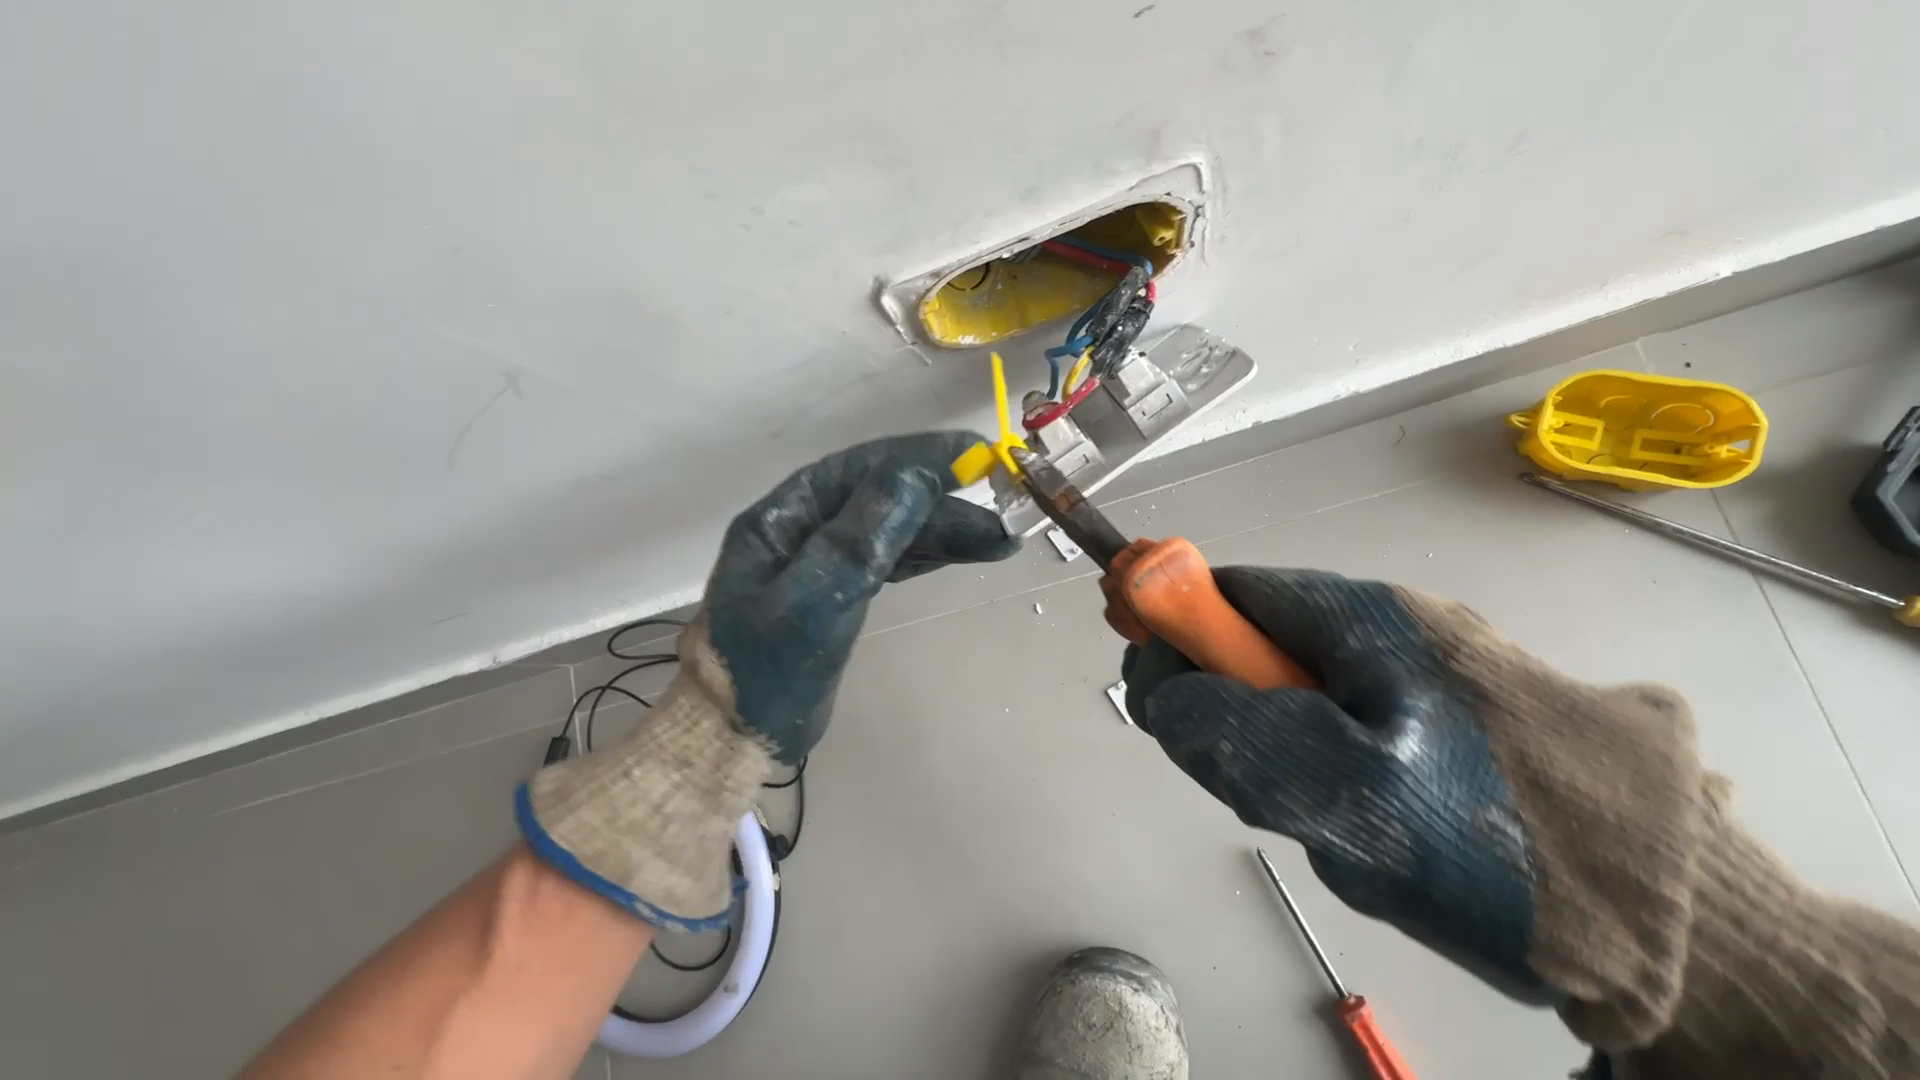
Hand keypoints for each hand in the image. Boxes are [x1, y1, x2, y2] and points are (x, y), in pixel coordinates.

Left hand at [518, 432, 1018, 929]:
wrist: (738, 733)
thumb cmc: (767, 670)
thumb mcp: (812, 602)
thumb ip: (860, 538)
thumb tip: (916, 476)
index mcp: (784, 516)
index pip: (860, 469)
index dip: (919, 458)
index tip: (975, 455)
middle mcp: (803, 526)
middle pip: (884, 497)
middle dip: (944, 501)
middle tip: (1006, 509)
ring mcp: (822, 558)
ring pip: (894, 528)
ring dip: (946, 530)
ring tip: (1002, 540)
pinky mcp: (840, 589)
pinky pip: (892, 557)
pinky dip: (929, 554)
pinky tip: (965, 552)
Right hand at [1124, 568, 1702, 1014]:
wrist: (1694, 929)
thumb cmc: (1503, 843)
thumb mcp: (1346, 791)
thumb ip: (1234, 734)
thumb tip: (1159, 691)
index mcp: (1373, 619)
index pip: (1234, 591)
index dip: (1177, 623)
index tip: (1155, 683)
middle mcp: (1405, 632)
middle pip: (1266, 652)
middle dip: (1246, 722)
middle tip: (1275, 794)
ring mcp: (1436, 681)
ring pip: (1309, 709)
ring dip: (1298, 768)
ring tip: (1350, 832)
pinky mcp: (1461, 731)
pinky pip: (1358, 744)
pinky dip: (1346, 789)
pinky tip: (1390, 842)